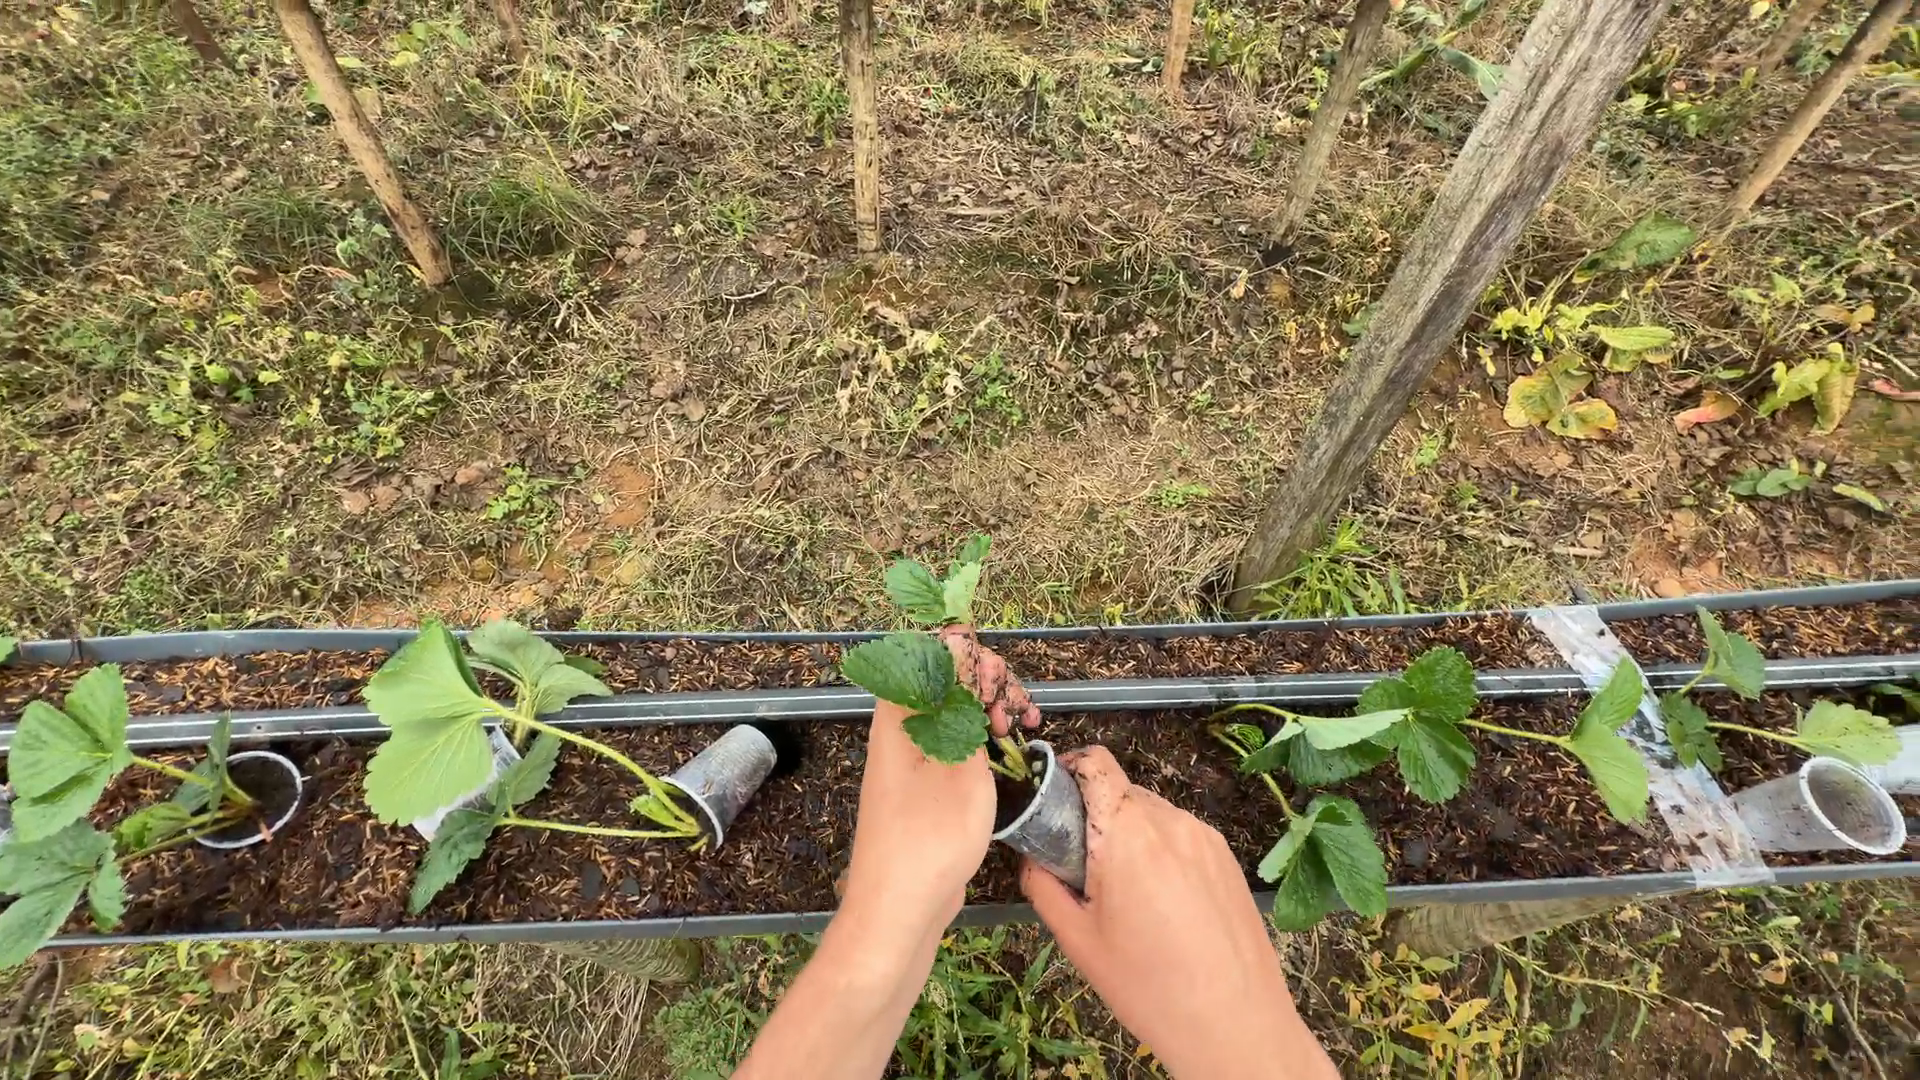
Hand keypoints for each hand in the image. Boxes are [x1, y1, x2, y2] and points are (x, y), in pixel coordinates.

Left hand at [842, 628, 1039, 933]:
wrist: (900, 910)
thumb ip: (960, 697)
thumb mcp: (959, 759)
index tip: (997, 680)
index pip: (929, 653)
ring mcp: (911, 756)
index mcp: (898, 712)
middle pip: (946, 680)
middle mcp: (900, 727)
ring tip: (1020, 724)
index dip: (967, 655)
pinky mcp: (923, 782)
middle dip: (987, 682)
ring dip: (989, 709)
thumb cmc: (930, 834)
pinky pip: (953, 741)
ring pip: (954, 711)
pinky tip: (1007, 746)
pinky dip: (980, 740)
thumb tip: (955, 639)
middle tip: (1016, 708)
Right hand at [1021, 747, 1335, 1079]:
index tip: (1057, 797)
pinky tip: (1168, 903)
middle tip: (1089, 869)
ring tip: (1133, 895)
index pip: (1096, 761)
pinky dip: (1164, 851)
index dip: (1071, 767)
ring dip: (1132, 835)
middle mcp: (1169, 820)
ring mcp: (1204, 836)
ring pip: (1152, 814)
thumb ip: (1043, 886)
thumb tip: (1032, 857)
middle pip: (1121, 792)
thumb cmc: (1150, 987)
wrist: (1238, 1029)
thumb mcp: (1078, 941)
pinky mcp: (1228, 856)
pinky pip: (1181, 834)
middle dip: (1098, 818)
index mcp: (1127, 832)